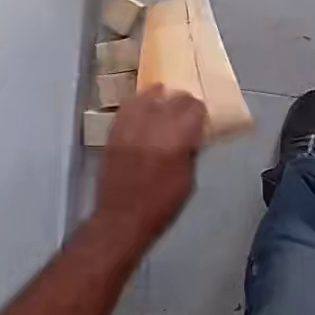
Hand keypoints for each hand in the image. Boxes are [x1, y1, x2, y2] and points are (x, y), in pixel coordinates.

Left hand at [95, 89, 206, 239]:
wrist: (123, 217)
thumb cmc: (161, 205)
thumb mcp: (188, 180)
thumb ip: (190, 151)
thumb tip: (192, 134)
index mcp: (177, 140)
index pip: (194, 108)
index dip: (199, 111)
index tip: (200, 117)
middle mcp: (154, 127)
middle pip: (173, 99)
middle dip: (182, 102)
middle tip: (184, 111)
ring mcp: (130, 127)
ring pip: (147, 96)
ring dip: (158, 97)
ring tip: (162, 101)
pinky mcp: (114, 132)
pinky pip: (126, 107)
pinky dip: (137, 104)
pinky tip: (142, 110)